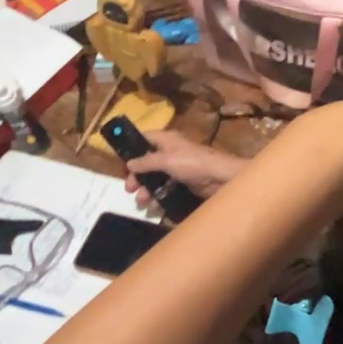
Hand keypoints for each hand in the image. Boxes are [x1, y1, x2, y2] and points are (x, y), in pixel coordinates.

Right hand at [124, 131, 249, 211]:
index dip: (132, 147)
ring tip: (142, 201)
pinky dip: (158, 195)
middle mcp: (171, 151)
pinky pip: (166, 188)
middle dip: (137, 175)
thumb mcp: (167, 160)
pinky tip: (154, 205)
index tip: (122, 162)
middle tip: (130, 189)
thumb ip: (147, 162)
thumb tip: (129, 163)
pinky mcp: (184, 182)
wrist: (220, 179)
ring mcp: (177, 167)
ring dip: (146, 189)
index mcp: (167, 140)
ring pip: (156, 177)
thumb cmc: (193, 163)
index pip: (145, 138)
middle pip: (147, 161)